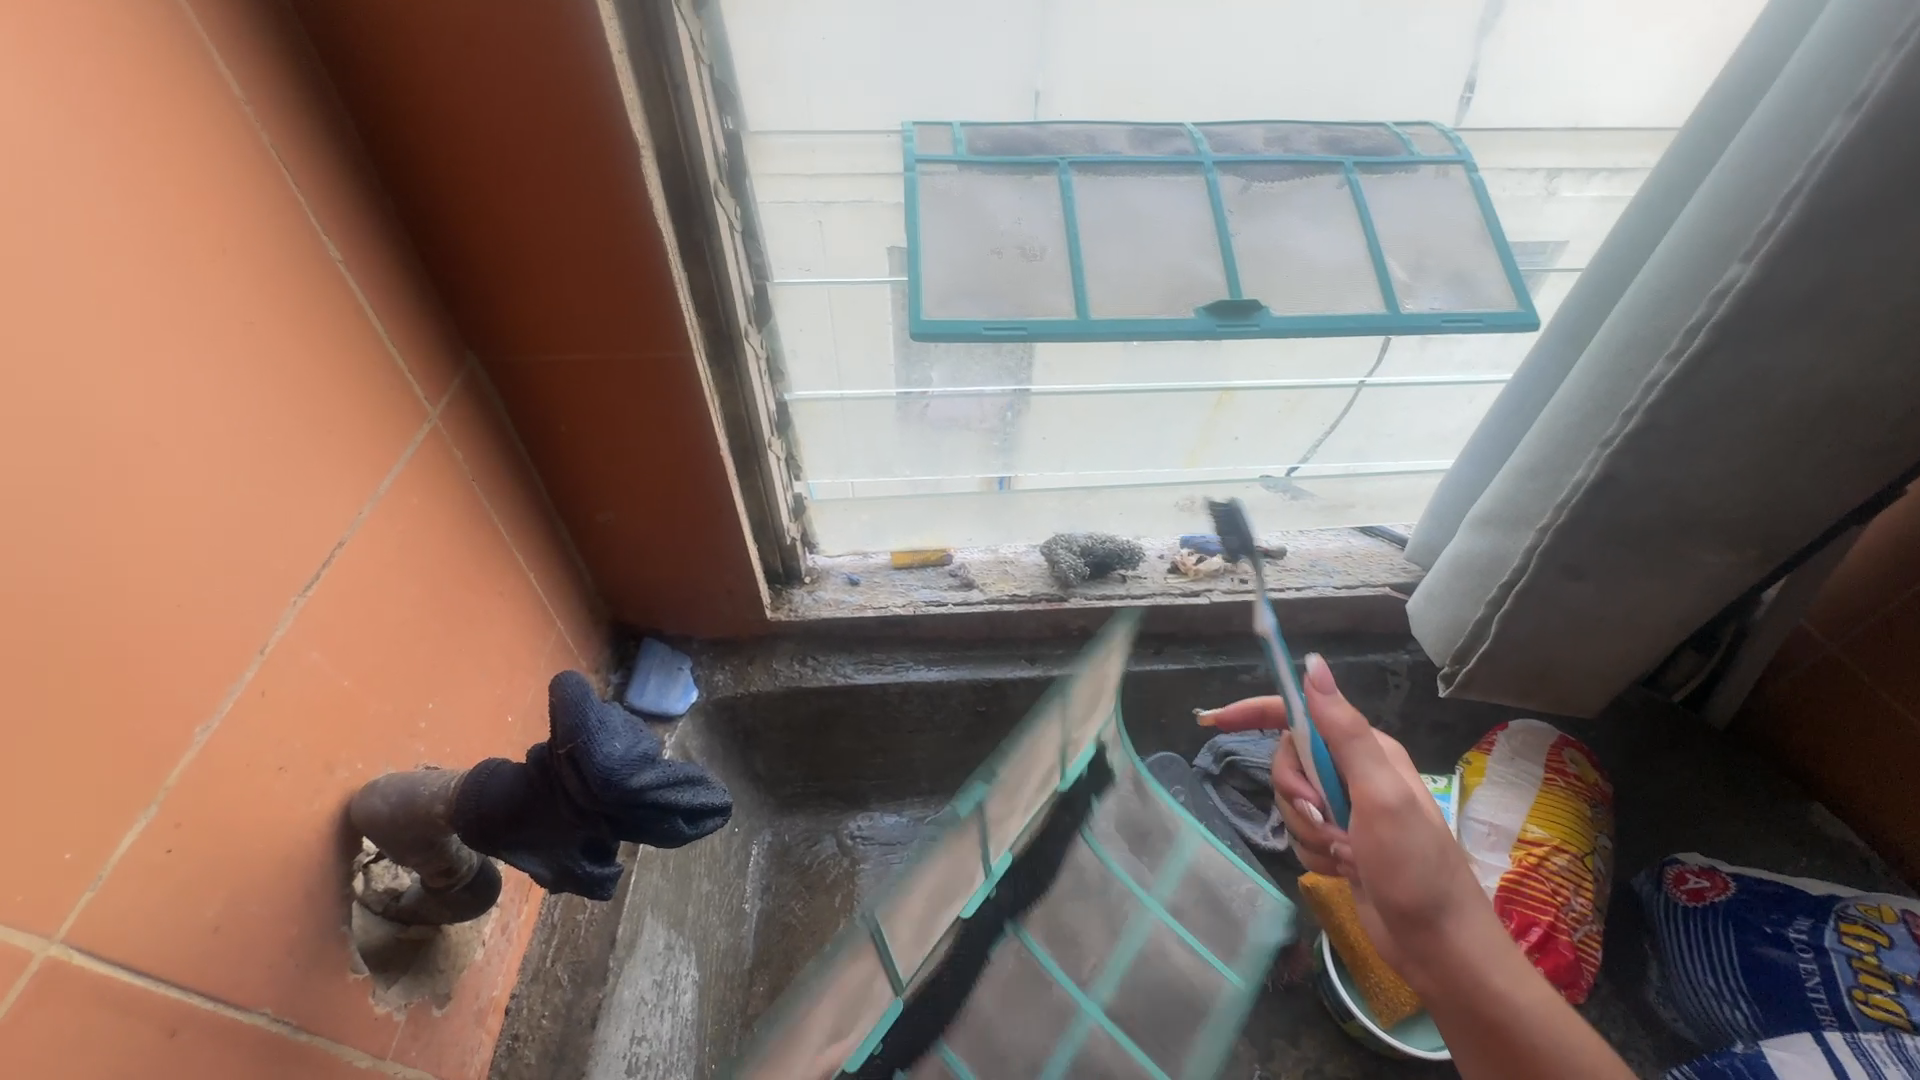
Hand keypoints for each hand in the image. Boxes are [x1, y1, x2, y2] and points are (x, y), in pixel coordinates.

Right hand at [1199, 654, 1490, 986]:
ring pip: (1289, 802)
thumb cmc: (1415, 866)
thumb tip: (1312, 665)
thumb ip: (1343, 730)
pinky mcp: (1339, 841)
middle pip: (1286, 762)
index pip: (1296, 714)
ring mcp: (1345, 809)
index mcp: (1366, 749)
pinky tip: (1344, 870)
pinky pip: (1299, 833)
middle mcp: (1353, 772)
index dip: (1254, 712)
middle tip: (1324, 818)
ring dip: (1308, 830)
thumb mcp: (1380, 793)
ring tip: (1345, 854)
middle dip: (1295, 794)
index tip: (1214, 721)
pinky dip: (1314, 853)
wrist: (1438, 946)